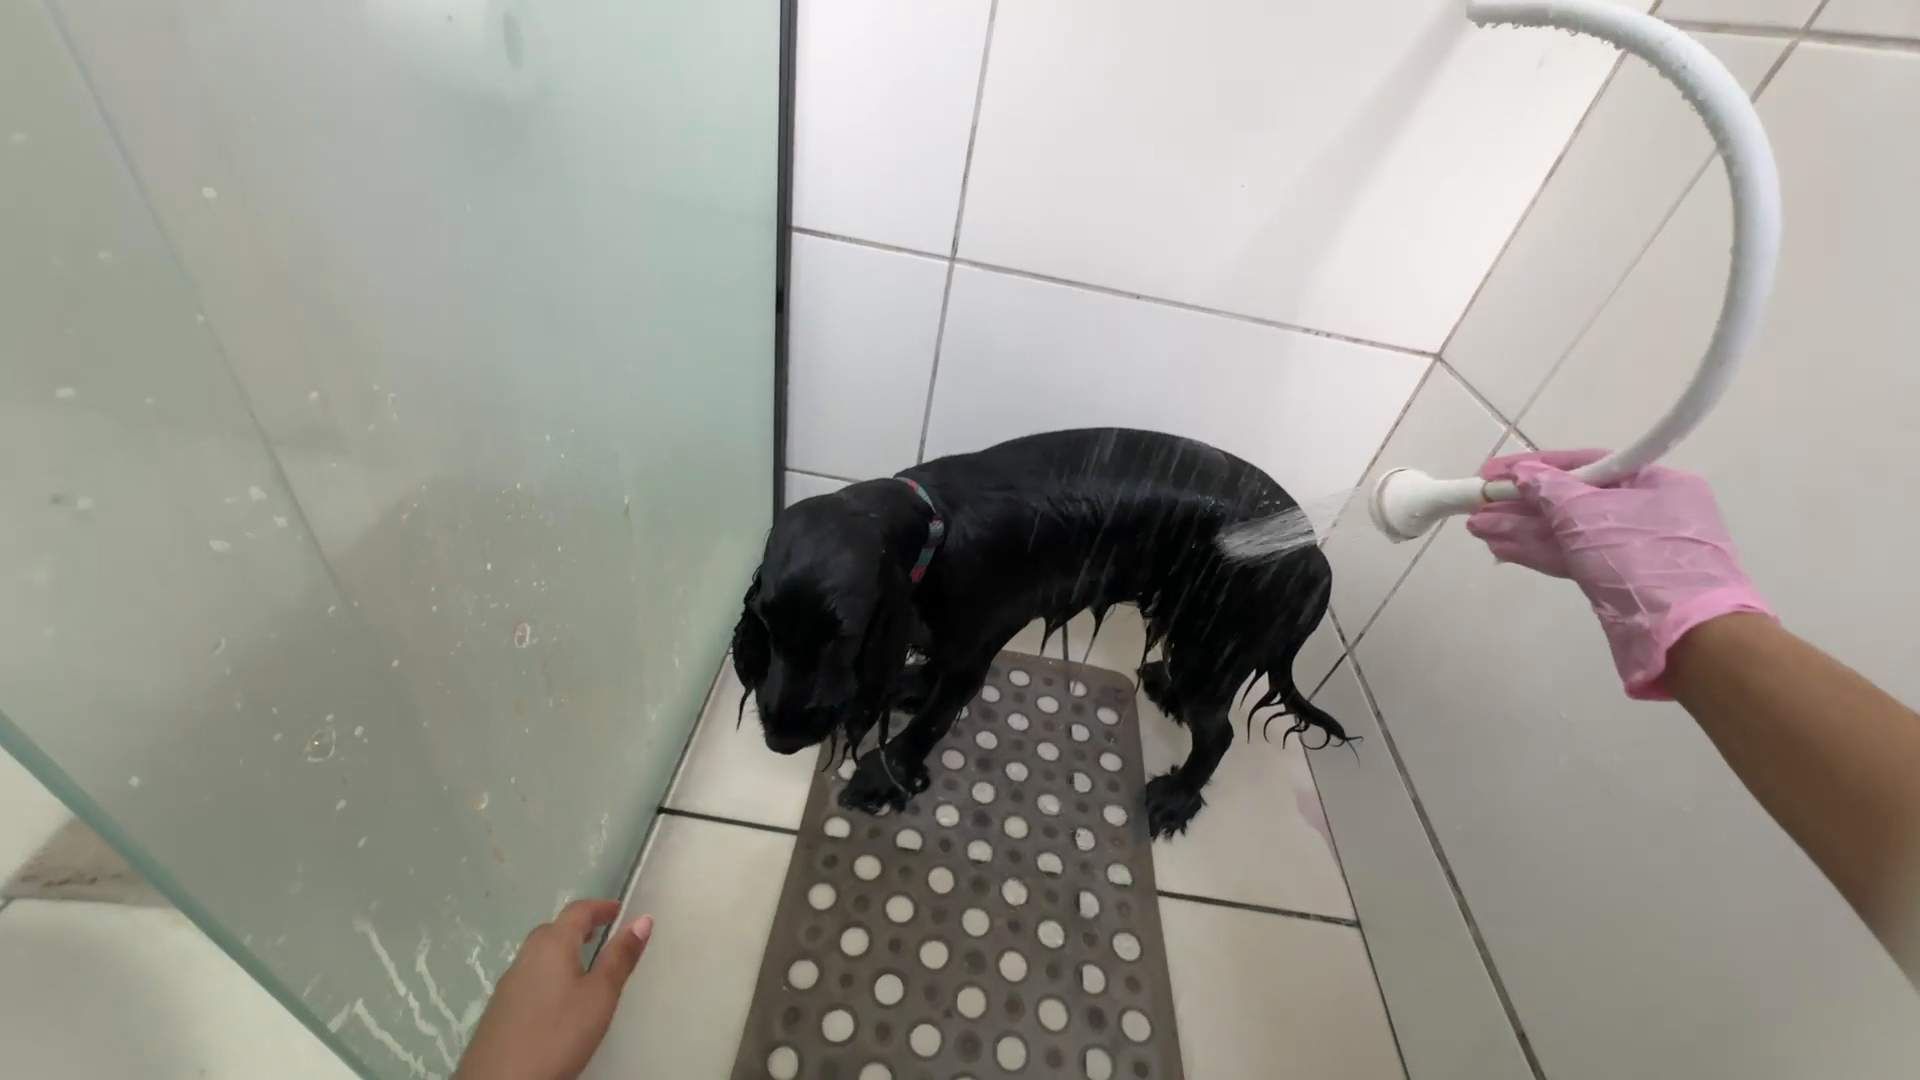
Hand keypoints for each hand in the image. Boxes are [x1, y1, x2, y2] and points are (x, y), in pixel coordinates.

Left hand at [453, 900, 652, 1079]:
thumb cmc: (557, 1036)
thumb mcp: (600, 996)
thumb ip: (621, 957)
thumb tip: (643, 919)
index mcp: (551, 946)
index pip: (577, 911)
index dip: (600, 907)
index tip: (620, 912)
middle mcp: (525, 959)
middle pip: (553, 930)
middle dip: (578, 928)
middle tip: (602, 937)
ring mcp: (506, 988)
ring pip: (538, 957)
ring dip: (562, 953)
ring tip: (584, 970)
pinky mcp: (496, 1014)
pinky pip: (528, 980)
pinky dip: (547, 976)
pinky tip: (557, 1004)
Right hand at [1465, 449, 1772, 699]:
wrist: (1680, 629)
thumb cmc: (1638, 555)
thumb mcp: (1587, 512)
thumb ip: (1548, 489)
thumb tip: (1521, 475)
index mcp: (1654, 484)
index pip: (1585, 465)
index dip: (1535, 466)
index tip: (1493, 472)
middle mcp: (1643, 511)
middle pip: (1568, 500)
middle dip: (1519, 503)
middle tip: (1476, 504)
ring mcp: (1627, 547)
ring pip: (1562, 531)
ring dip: (1518, 528)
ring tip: (1476, 527)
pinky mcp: (1611, 576)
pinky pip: (1566, 555)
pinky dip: (1533, 550)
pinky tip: (1499, 547)